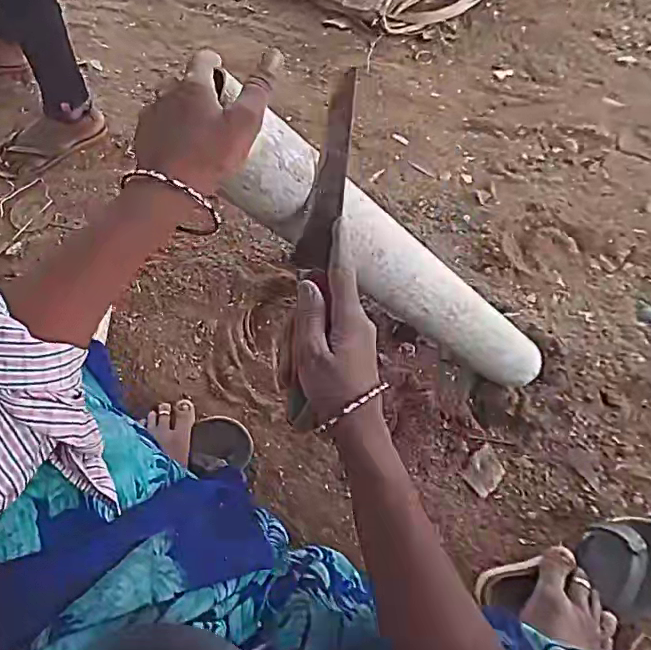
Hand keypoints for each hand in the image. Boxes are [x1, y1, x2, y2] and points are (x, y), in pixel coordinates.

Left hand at [131, 49, 274, 193]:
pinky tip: (179, 144)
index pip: (202, 59)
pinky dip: (167, 128)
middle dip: (197, 87)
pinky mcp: (142, 137)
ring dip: (180, 108)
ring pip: (167, 102)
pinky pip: (156, 124)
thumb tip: (273, 57)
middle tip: (213, 104)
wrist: (168, 190)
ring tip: (196, 126)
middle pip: (182, 81)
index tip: (220, 68)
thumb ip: (259, 89)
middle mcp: (167, 95)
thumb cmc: (209, 156)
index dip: (214, 62)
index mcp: (193, 86)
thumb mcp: (245, 122)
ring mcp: (151, 115)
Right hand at [289, 236, 384, 441]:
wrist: (358, 428)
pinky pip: (328, 333)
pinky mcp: (355, 347)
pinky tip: (303, 374)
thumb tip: (308, 284)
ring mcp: (359, 335)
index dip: (337, 246)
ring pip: (323, 319)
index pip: (342, 272)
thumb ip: (309, 315)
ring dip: (303, 340)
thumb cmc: (333, 393)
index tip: (338, 221)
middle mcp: (359, 322)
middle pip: (326, 299)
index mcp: (351, 319)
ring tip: (296, 374)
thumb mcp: (311, 354)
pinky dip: (311, 347)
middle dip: (302, 319)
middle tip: (291, 354)